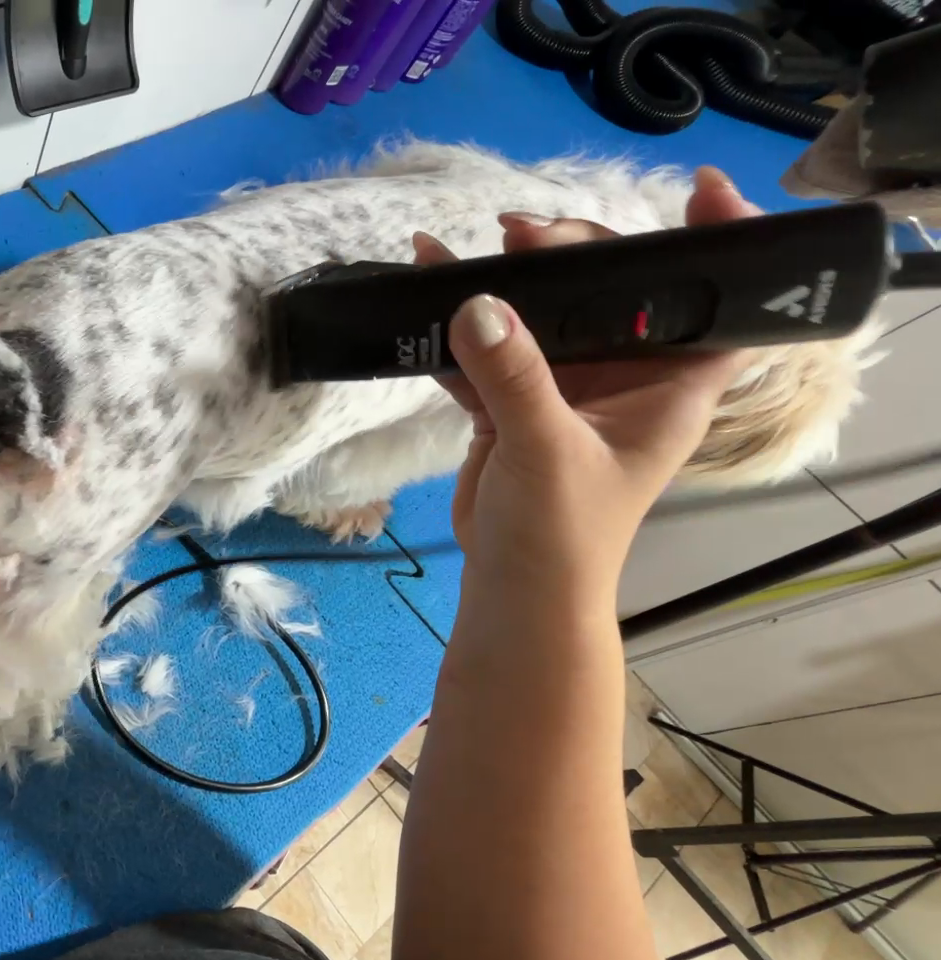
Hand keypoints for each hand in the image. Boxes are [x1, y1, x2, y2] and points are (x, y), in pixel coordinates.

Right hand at [412, 167, 761, 599]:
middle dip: (573, 255)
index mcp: (670, 382)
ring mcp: (560, 390)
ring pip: (537, 321)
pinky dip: (454, 332)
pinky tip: (426, 296)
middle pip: (609, 295)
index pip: (715, 299)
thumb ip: (515, 375)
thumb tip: (475, 304)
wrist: (514, 584)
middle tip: (522, 232)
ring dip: (504, 285)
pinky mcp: (507, 408)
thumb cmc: (563, 526)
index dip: (718, 241)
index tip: (693, 192)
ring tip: (468, 243)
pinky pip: (482, 357)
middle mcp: (621, 376)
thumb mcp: (546, 447)